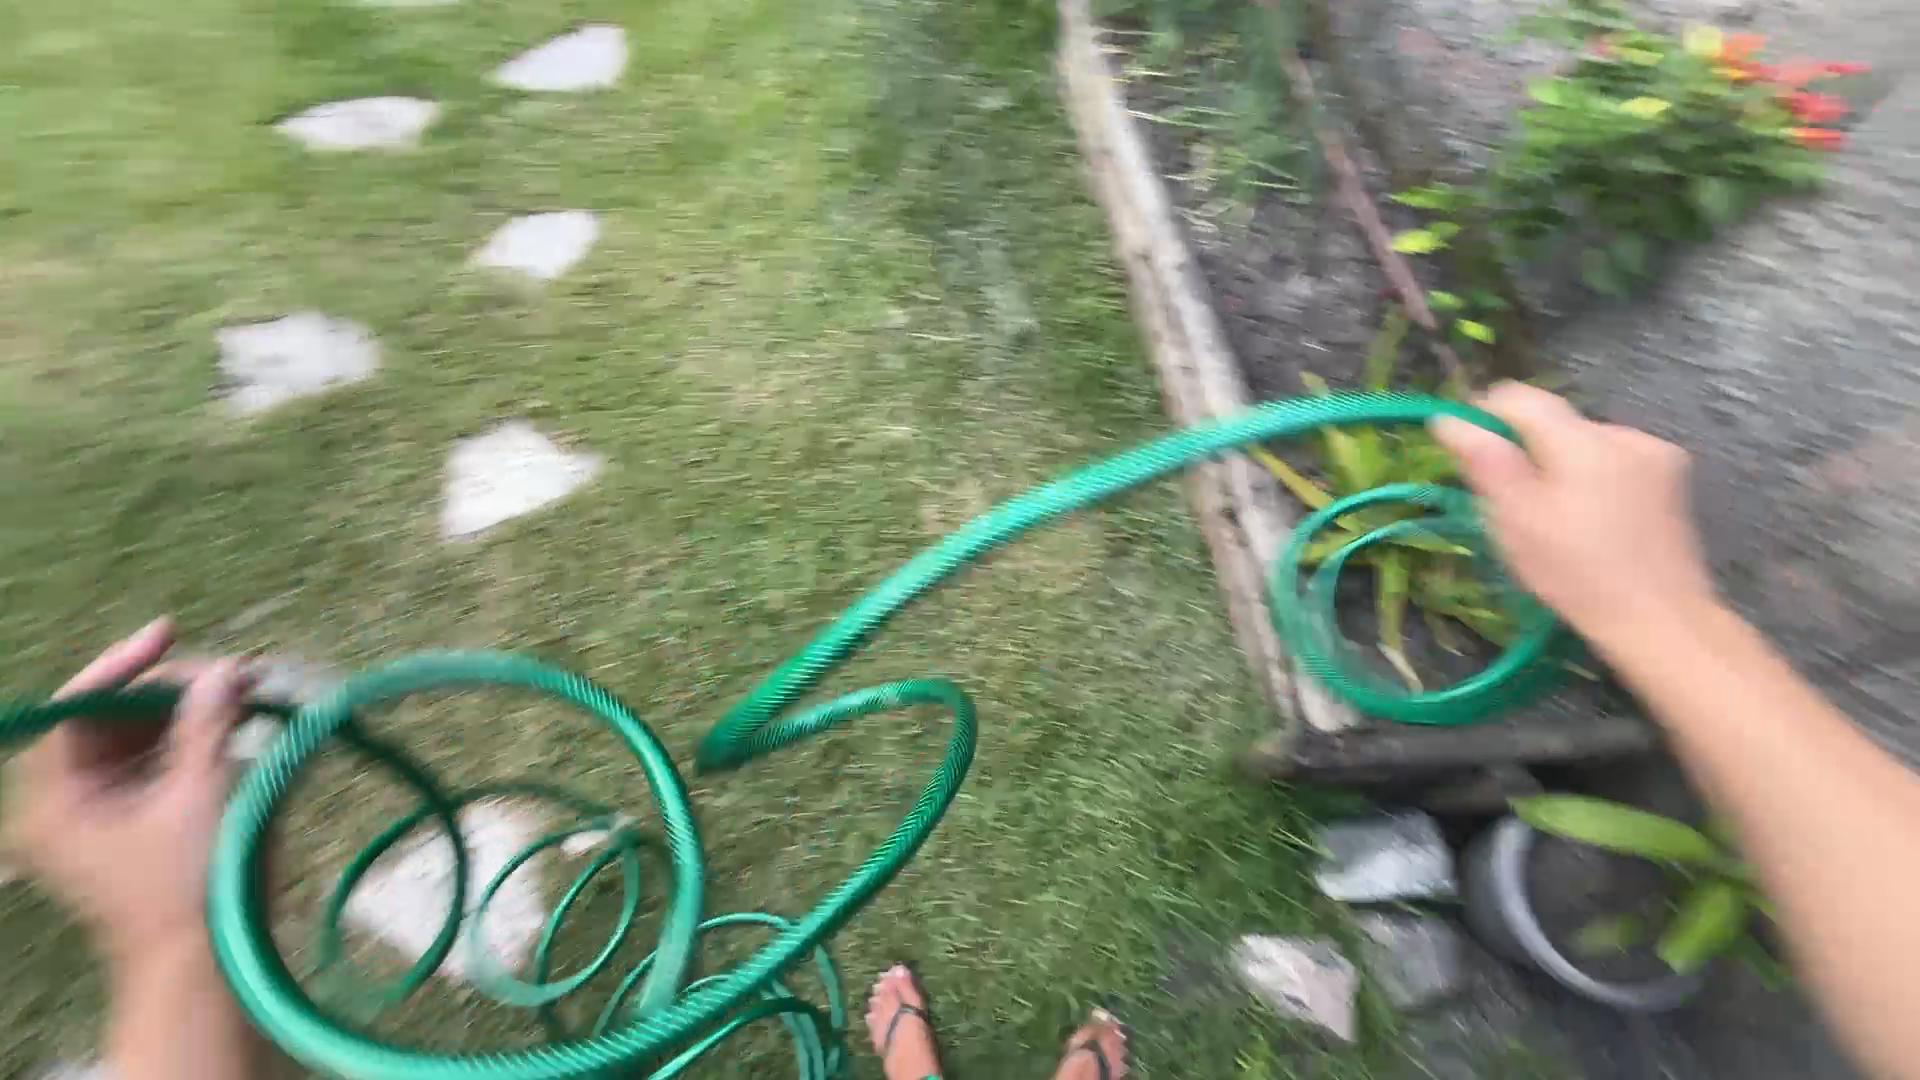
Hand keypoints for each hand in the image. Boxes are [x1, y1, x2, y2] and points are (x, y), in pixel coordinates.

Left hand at [3, 618, 251, 967]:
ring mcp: (105, 810)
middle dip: (174, 690)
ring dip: (195, 710)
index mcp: (55, 800)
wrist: (201, 952)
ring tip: (252, 692)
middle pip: (111, 720)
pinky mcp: (143, 817)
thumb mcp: (202, 793)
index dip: (121, 668)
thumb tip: (226, 669)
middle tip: (238, 672)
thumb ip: (208, 727)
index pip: (75, 713)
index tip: (170, 631)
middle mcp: (68, 800)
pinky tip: (243, 722)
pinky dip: (203, 736)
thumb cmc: (192, 876)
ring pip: (143, 736)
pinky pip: (166, 759)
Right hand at [1430, 382, 1715, 646]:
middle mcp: (1625, 436)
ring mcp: (1654, 455)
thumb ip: (1484, 461)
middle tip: (1506, 500)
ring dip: (1553, 463)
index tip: (1465, 450)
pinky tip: (1581, 515)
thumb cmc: (1572, 571)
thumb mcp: (1514, 517)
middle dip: (1521, 449)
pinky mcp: (1668, 478)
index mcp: (1584, 443)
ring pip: (1579, 440)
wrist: (1657, 618)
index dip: (1483, 415)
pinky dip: (1584, 476)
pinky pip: (1609, 458)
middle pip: (1552, 422)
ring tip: (1545, 513)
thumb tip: (1448, 419)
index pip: (1520, 399)